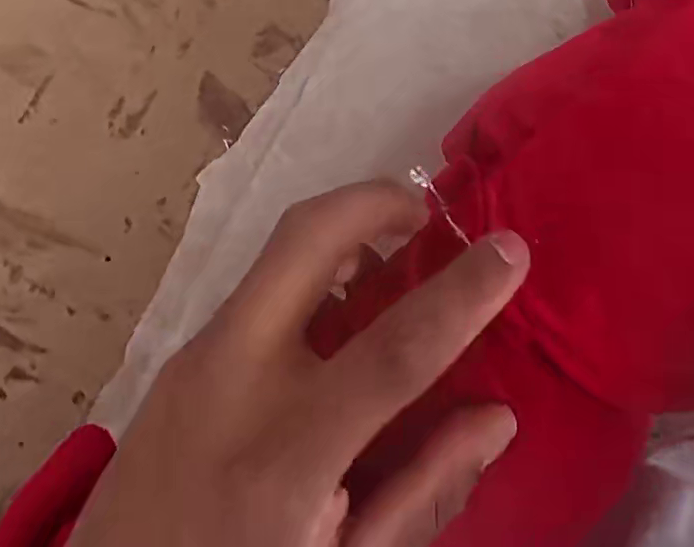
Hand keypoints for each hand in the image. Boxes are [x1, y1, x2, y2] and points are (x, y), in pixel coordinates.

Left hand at [70, 180, 530, 546]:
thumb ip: (424, 493)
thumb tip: (498, 415)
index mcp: (283, 459)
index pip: (393, 351)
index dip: (463, 293)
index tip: (513, 249)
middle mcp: (231, 382)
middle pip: (307, 239)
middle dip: (379, 200)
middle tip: (430, 218)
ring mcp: (195, 360)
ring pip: (283, 248)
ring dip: (350, 228)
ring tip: (397, 258)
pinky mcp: (180, 358)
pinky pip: (266, 283)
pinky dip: (321, 268)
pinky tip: (344, 316)